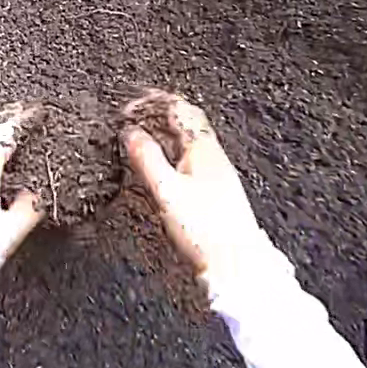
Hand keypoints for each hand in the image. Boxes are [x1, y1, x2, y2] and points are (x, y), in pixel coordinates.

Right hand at [122, 89, 274, 277]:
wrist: (237, 266)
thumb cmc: (204, 229)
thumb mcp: (167, 191)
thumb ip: (147, 158)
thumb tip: (130, 132)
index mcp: (203, 148)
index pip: (179, 108)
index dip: (153, 101)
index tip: (130, 104)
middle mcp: (211, 155)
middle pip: (183, 122)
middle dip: (155, 115)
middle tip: (129, 118)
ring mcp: (214, 172)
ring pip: (184, 141)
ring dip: (161, 134)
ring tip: (137, 138)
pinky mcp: (213, 191)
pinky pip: (187, 159)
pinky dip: (168, 154)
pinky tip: (156, 167)